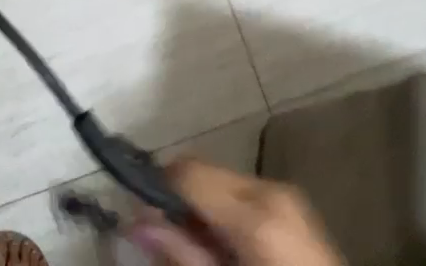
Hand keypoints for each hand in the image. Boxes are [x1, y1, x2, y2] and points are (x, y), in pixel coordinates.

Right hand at [129, 159, 343, 265]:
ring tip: (198, 246)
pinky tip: (223, 244)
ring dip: (199, 203)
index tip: (137, 217)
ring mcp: (284, 192)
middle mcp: (268, 188)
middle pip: (201, 170)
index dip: (154, 189)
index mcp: (253, 212)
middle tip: (165, 238)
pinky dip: (222, 210)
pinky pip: (241, 192)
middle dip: (176, 198)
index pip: (185, 172)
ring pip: (219, 179)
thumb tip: (135, 221)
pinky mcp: (290, 203)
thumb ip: (181, 255)